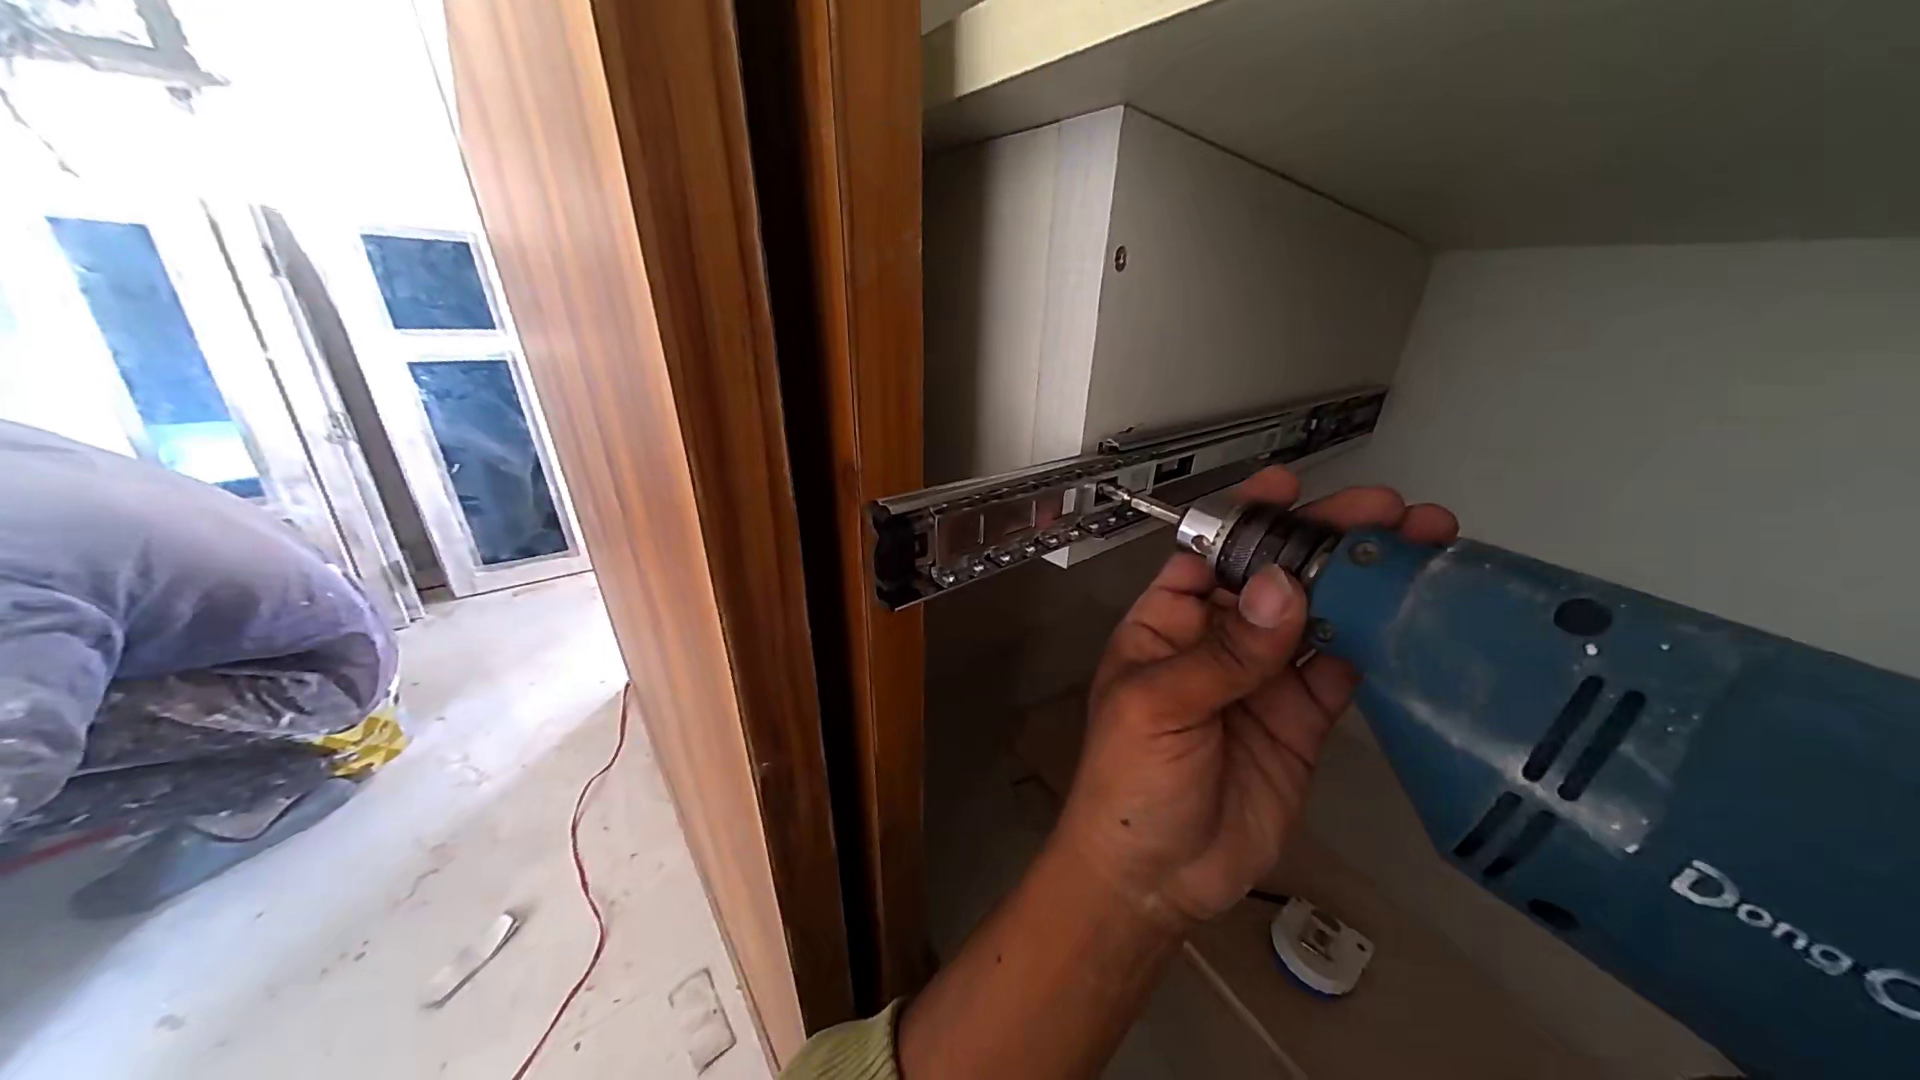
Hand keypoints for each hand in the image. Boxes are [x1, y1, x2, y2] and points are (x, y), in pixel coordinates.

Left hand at [1054, 468, 1458, 927]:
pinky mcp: (1301, 719)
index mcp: (1167, 623)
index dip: (1247, 519)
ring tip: (1421, 547)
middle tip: (1386, 510)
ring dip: (1362, 583)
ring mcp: (1263, 678)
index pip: (1209, 555)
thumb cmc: (1129, 782)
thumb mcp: (1159, 706)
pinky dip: (1375, 642)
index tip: (1290, 484)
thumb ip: (1225, 653)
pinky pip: (1339, 669)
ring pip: (1316, 617)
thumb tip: (1285, 586)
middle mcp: (1217, 640)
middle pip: (1274, 577)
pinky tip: (1413, 614)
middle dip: (1323, 541)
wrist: (1157, 876)